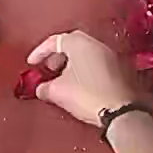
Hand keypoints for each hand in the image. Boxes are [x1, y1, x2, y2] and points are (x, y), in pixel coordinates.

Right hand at [26, 30, 140, 127]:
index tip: (32, 63)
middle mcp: (97, 44)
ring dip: (71, 64)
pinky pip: (96, 64)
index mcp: (80, 43)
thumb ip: (44, 87)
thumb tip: (41, 89)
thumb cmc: (87, 95)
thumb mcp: (57, 92)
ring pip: (85, 54)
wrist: (120, 111)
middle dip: (57, 56)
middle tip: (48, 69)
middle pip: (72, 45)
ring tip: (62, 80)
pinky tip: (79, 86)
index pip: (54, 41)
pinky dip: (84, 70)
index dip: (40, 52)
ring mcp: (111, 56)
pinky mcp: (120, 69)